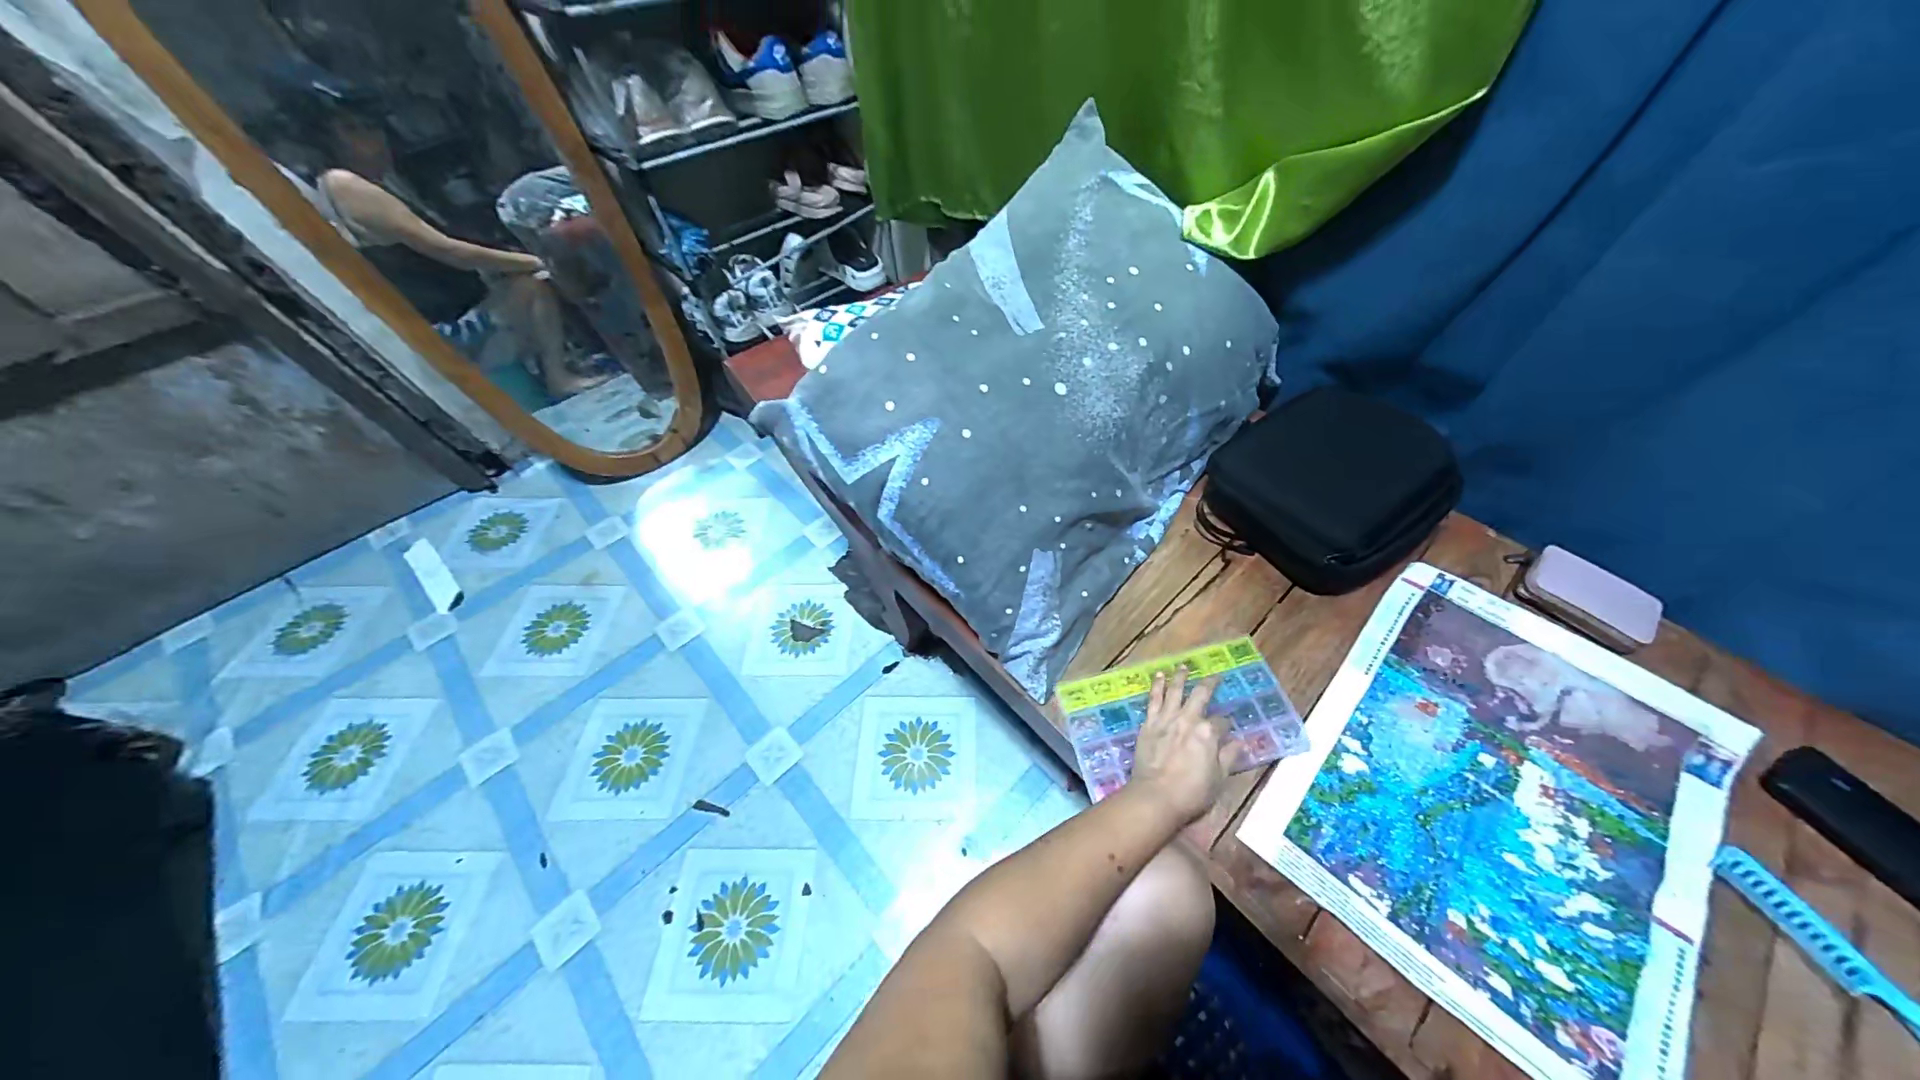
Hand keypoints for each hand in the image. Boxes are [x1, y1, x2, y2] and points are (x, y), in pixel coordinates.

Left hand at [1129, 666, 1232, 823]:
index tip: (1228, 728)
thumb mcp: (1218, 778)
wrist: (1155, 796)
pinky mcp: (1148, 723)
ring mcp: (1166, 719)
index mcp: (1208, 733)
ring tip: (1183, 666)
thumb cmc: (1191, 792)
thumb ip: (1229, 757)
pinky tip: (1159, 676)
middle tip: (1215, 676)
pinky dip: (1157, 686)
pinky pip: (1153, 699)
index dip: (1227, 725)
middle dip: (1210, 684)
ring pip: (1175, 691)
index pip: (1222, 723)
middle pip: (1200, 696)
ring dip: (1180, 677)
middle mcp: (1187, 719)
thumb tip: (1241, 743)